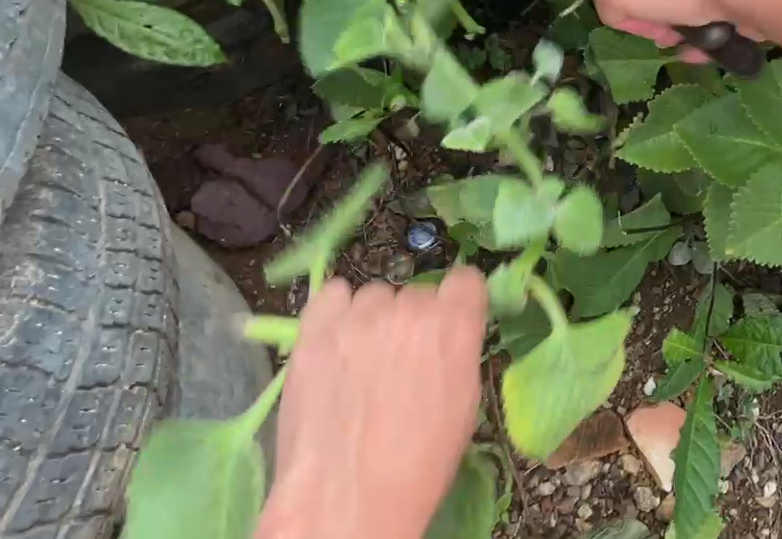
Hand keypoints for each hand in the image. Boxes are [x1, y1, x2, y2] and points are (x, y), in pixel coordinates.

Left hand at [256, 268, 487, 538]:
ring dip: (373, 321)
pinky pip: (332, 295)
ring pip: (374, 297)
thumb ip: (458, 352)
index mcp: (455, 323)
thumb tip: (447, 337)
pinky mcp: (316, 330)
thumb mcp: (464, 402)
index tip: (449, 323)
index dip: (457, 302)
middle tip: (400, 362)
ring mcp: (360, 316)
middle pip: (417, 293)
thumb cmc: (419, 463)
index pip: (465, 280)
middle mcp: (411, 308)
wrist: (346, 502)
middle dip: (413, 322)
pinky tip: (335, 342)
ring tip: (360, 363)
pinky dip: (335, 312)